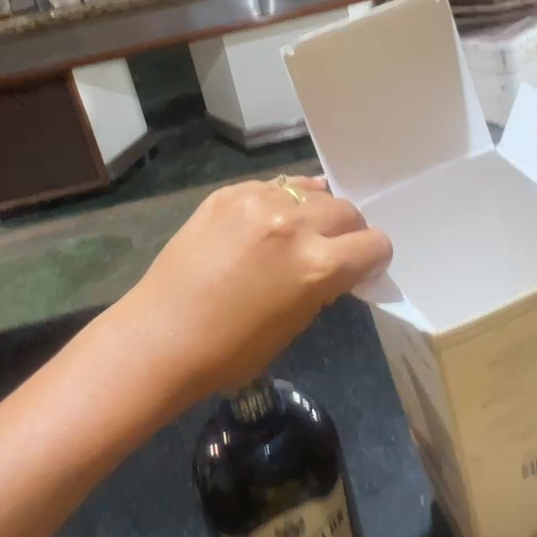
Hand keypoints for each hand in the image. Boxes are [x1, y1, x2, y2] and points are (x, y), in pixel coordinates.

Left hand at [104, 176, 391, 400]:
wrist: (161, 337)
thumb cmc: (232, 350)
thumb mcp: (297, 323)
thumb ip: (325, 282)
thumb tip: (338, 262)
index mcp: (318, 264)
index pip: (375, 244)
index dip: (372, 260)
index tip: (360, 270)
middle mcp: (295, 223)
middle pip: (347, 211)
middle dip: (346, 233)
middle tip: (328, 252)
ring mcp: (258, 202)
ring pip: (312, 191)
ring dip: (313, 213)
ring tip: (295, 234)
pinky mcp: (229, 193)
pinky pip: (274, 186)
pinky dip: (280, 202)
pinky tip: (264, 224)